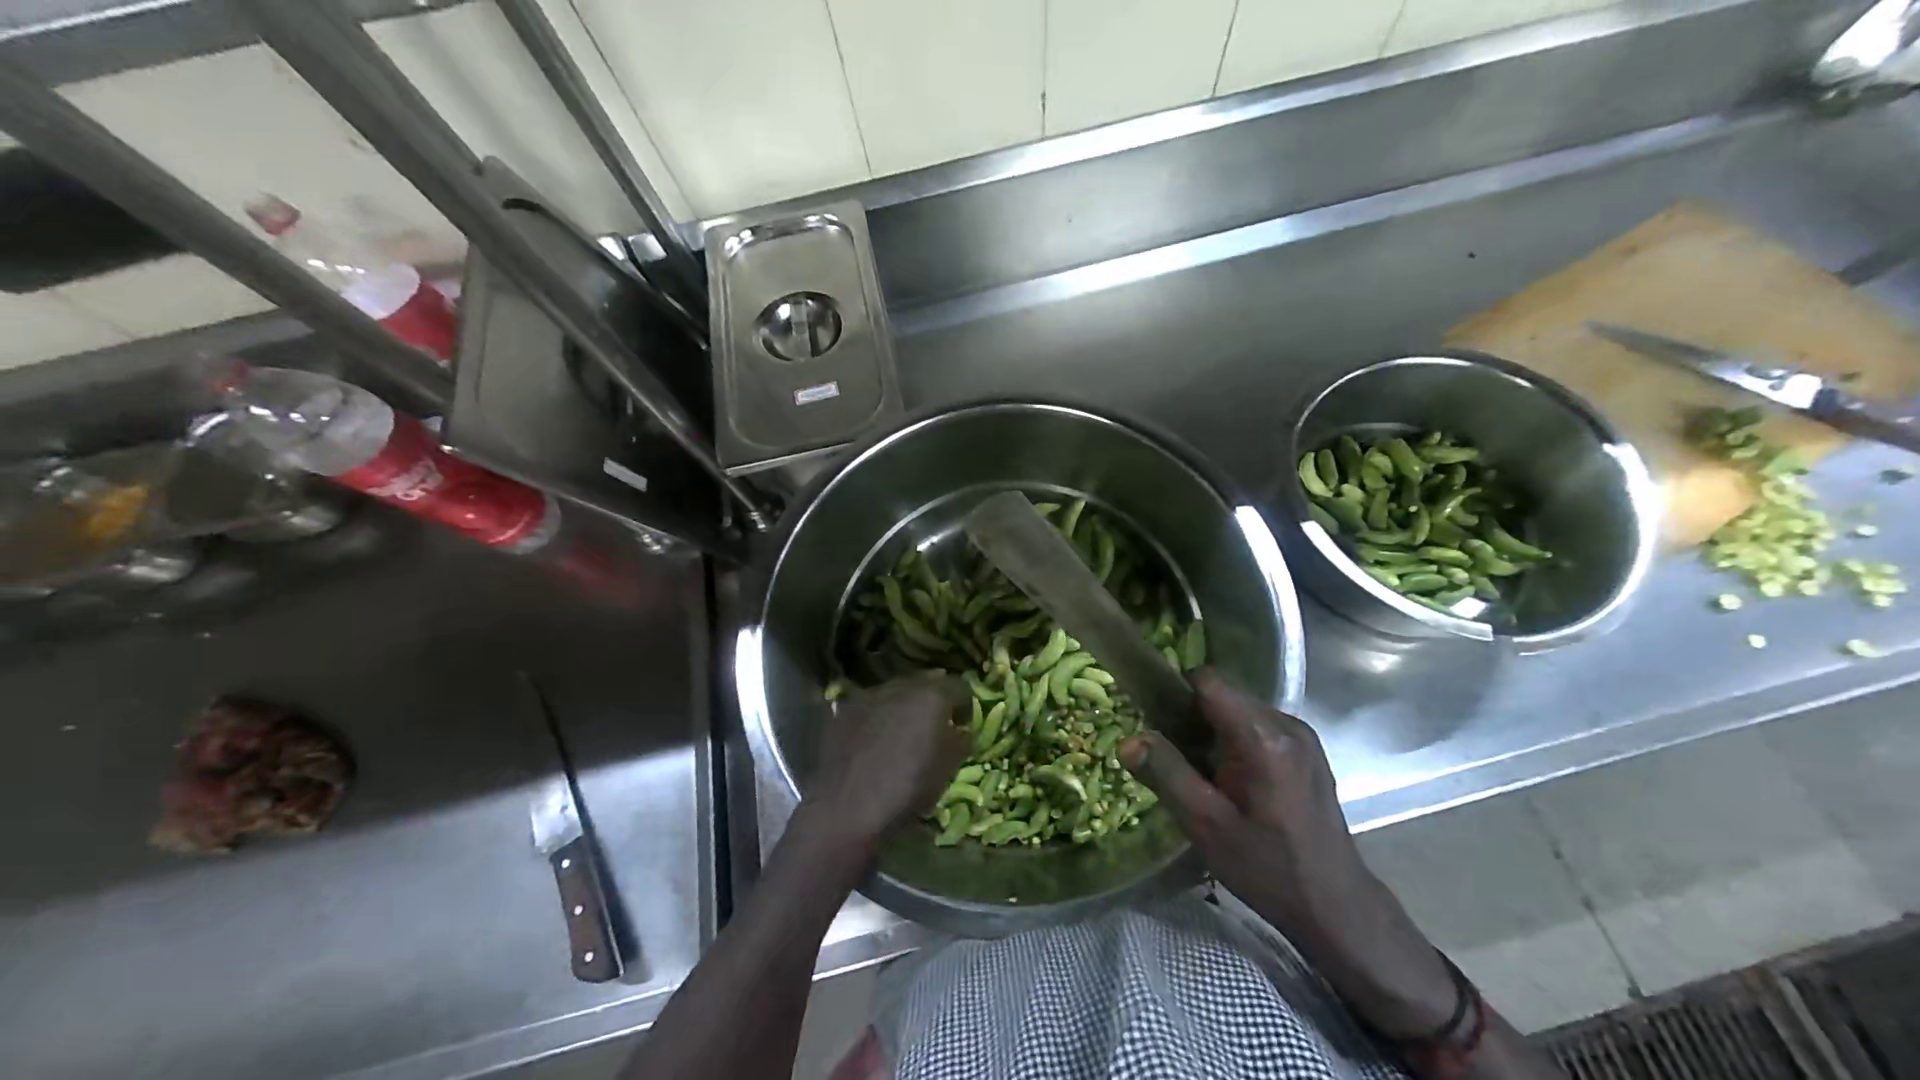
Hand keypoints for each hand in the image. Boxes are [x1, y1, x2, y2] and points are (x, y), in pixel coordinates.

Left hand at [799, 673, 970, 847]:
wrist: (847, 806)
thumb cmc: (908, 789)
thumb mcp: (948, 769)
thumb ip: (961, 741)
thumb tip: (960, 730)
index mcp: (932, 696)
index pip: (960, 687)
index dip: (965, 706)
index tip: (963, 726)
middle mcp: (900, 686)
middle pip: (925, 683)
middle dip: (933, 702)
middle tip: (934, 728)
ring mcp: (868, 695)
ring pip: (895, 693)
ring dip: (903, 707)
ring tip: (901, 734)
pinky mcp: (843, 711)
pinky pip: (869, 707)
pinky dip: (876, 718)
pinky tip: (873, 742)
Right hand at [1120, 668, 1458, 1036]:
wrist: (1335, 905)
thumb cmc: (1267, 867)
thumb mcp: (1206, 825)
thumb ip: (1166, 774)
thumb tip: (1128, 740)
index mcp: (1263, 737)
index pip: (1209, 681)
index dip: (1177, 694)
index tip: (1158, 723)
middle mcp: (1287, 724)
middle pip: (1224, 694)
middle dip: (1193, 717)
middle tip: (1176, 759)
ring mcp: (1302, 735)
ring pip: (1240, 710)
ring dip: (1214, 731)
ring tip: (1203, 774)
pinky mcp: (1307, 750)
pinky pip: (1258, 726)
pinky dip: (1236, 741)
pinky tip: (1232, 782)